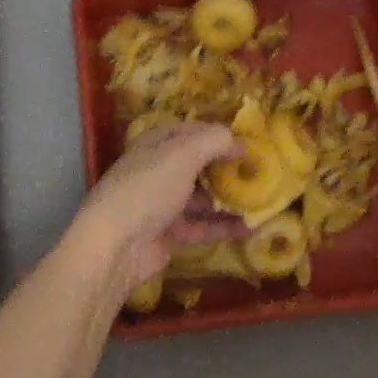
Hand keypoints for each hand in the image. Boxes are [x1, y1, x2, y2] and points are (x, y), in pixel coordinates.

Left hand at [70, 122, 246, 289]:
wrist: (115, 245)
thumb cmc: (148, 188)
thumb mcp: (183, 154)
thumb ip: (215, 141)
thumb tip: (241, 144)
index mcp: (156, 145)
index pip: (191, 132)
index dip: (219, 136)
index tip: (250, 145)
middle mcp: (158, 171)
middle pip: (198, 166)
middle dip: (227, 170)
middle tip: (260, 174)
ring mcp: (162, 204)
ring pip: (202, 198)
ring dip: (229, 200)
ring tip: (262, 203)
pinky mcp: (169, 234)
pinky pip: (202, 226)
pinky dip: (224, 227)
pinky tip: (250, 229)